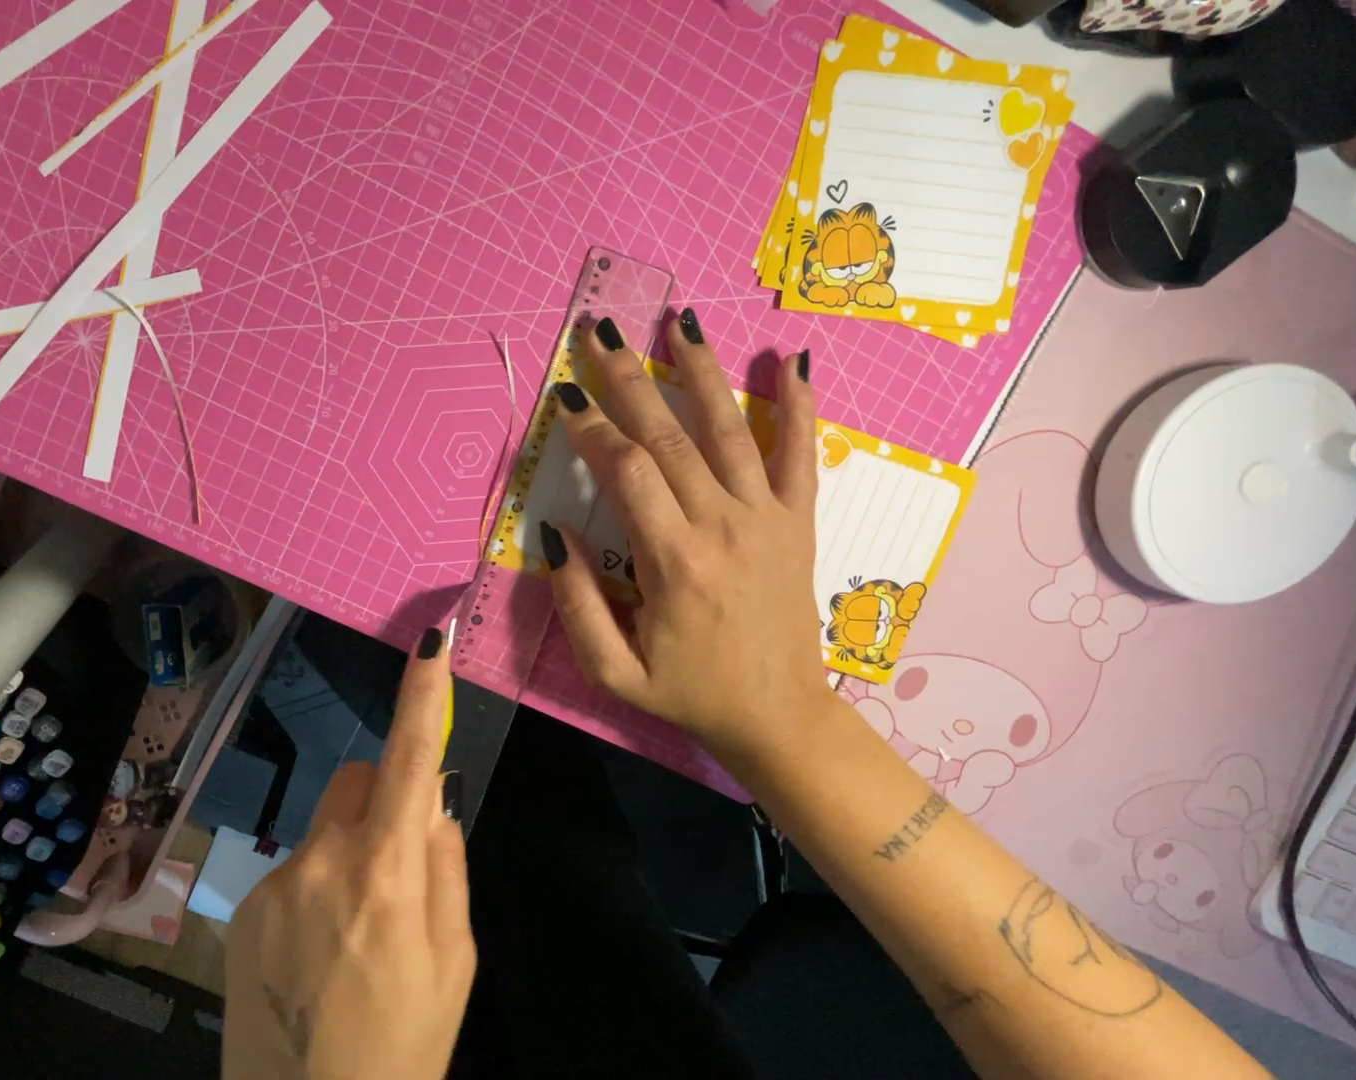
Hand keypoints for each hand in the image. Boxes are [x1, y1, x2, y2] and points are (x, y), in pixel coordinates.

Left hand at [223, 628, 475, 1079]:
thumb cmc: (406, 1046)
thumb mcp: (457, 962)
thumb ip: (448, 868)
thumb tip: (433, 807)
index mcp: (388, 874)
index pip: (411, 762)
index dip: (421, 698)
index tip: (429, 642)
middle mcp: (323, 860)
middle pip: (360, 780)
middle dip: (386, 799)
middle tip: (399, 863)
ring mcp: (274, 881)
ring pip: (327, 825)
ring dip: (349, 846)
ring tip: (355, 928)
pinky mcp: (243, 905)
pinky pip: (295, 865)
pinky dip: (315, 884)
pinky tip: (315, 951)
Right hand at [543, 307, 832, 759]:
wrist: (777, 715)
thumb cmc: (689, 693)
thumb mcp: (612, 670)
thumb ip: (577, 603)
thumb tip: (555, 534)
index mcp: (674, 561)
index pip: (626, 471)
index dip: (592, 429)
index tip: (566, 398)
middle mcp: (722, 524)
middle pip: (669, 434)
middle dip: (628, 378)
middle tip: (601, 331)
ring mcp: (767, 517)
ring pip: (729, 427)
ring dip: (700, 371)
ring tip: (679, 322)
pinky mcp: (797, 520)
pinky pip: (800, 452)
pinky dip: (798, 405)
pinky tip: (791, 360)